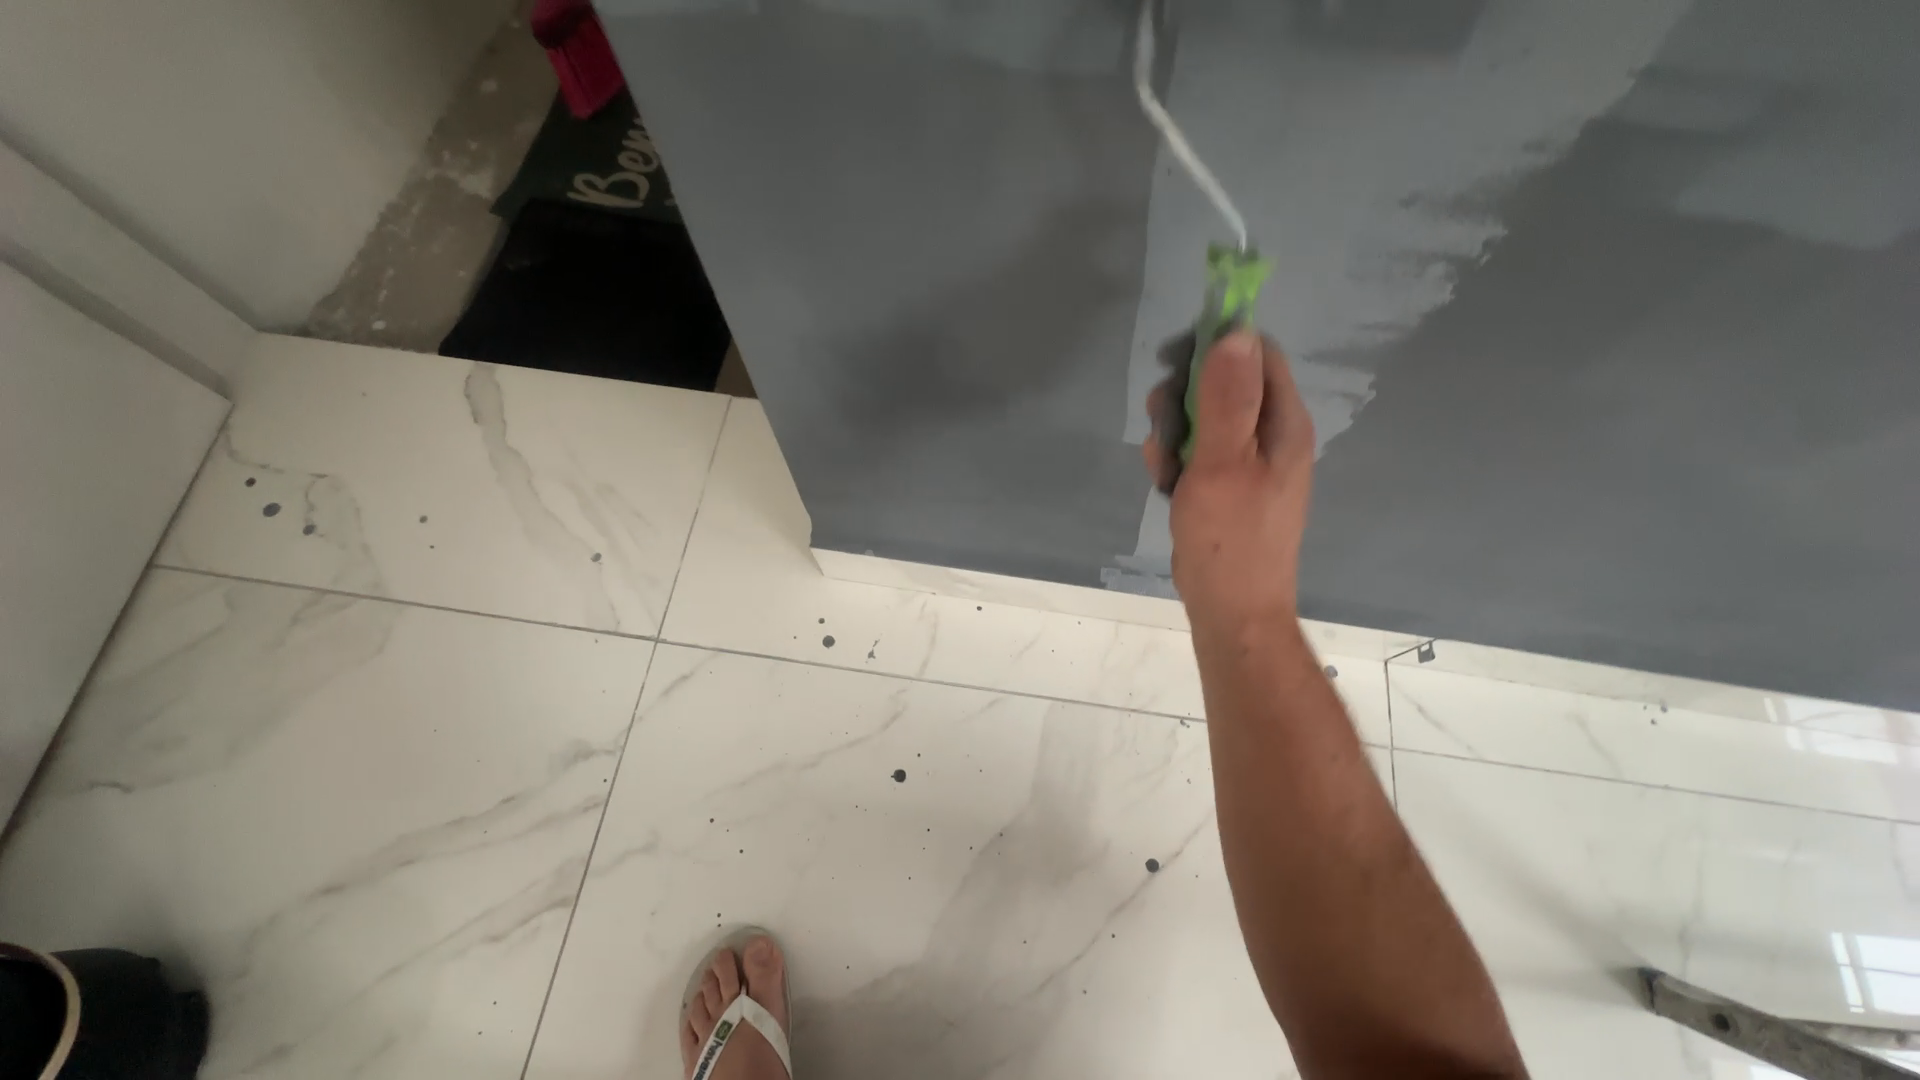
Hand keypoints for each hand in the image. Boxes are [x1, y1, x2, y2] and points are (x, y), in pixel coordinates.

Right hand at [1144, 330, 1314, 629]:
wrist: (1232, 612)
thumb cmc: (1228, 538)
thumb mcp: (1223, 462)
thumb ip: (1226, 399)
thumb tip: (1236, 332)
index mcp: (1284, 423)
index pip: (1258, 355)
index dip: (1216, 348)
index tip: (1173, 361)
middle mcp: (1272, 437)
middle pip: (1227, 385)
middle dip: (1184, 396)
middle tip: (1159, 420)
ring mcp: (1251, 464)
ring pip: (1205, 421)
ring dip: (1174, 432)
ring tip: (1161, 464)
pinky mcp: (1229, 488)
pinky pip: (1200, 455)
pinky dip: (1178, 462)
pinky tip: (1164, 485)